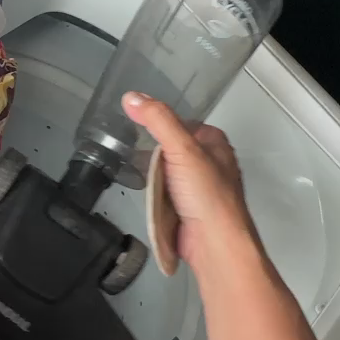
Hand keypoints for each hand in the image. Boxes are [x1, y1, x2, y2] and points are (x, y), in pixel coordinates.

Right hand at [122, 91, 259, 272]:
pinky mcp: (186, 207)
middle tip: (125, 146)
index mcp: (214, 142)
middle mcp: (209, 161)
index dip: (157, 122)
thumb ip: (158, 121)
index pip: (179, 122)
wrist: (213, 243)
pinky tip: (141, 192)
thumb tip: (131, 97)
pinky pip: (163, 191)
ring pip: (165, 170)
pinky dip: (151, 191)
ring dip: (149, 172)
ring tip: (127, 168)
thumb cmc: (206, 194)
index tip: (132, 122)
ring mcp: (198, 186)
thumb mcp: (182, 149)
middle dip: (150, 150)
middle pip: (169, 146)